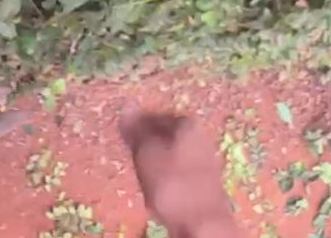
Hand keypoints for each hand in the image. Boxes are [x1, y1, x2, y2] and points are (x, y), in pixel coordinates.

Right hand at [119, 111, 237, 237]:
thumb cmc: (172, 183)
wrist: (202, 223)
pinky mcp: (205, 183)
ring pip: (175, 154)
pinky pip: (181, 173)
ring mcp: (205, 160)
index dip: (138, 125)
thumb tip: (127, 107)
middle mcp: (200, 136)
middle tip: (132, 155)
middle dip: (150, 143)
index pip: (157, 115)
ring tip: (143, 175)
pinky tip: (160, 190)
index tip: (124, 137)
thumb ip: (137, 131)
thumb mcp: (147, 153)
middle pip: (168, 134)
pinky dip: (168, 178)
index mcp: (187, 123)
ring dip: (159, 162)